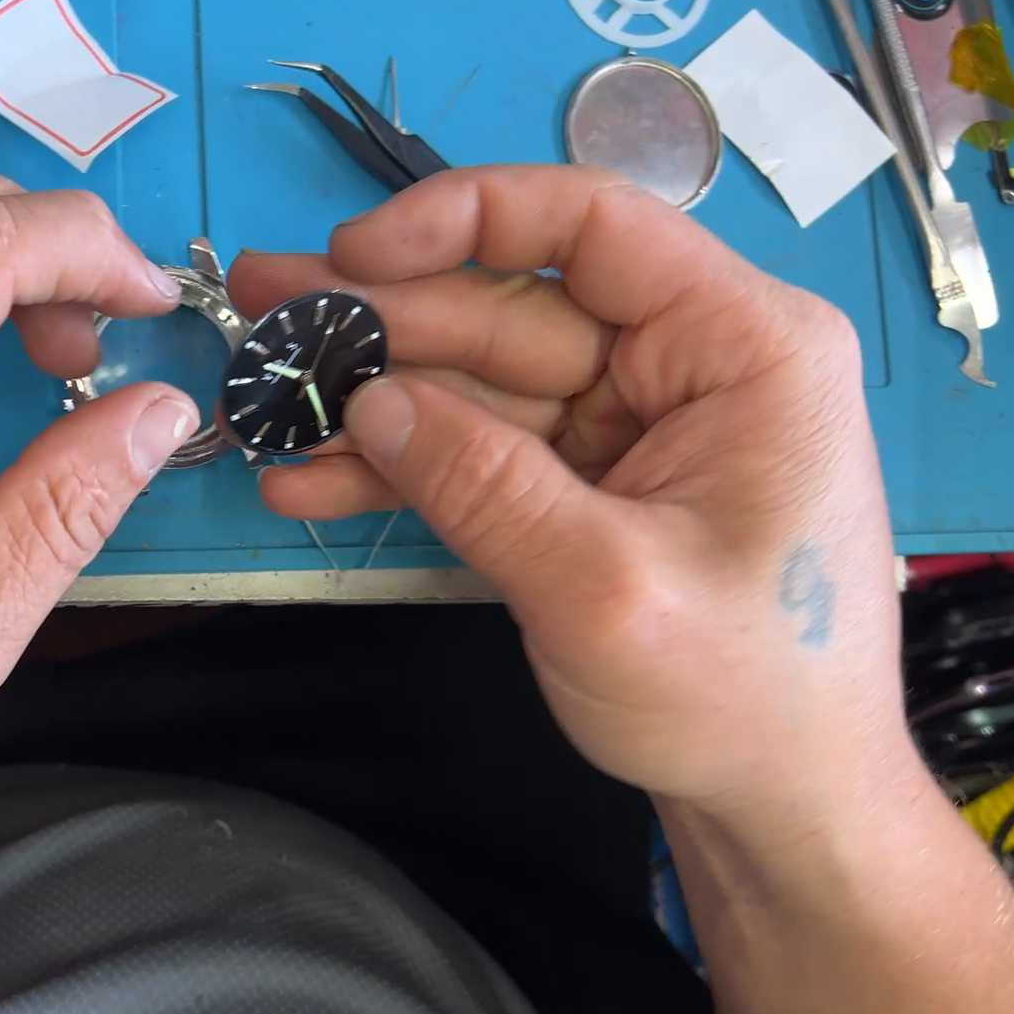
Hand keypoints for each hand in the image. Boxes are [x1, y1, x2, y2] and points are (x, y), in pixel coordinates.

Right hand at [229, 166, 908, 815]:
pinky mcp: (546, 482)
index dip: (458, 222)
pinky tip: (300, 481)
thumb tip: (365, 402)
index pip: (587, 228)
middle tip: (255, 316)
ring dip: (351, 403)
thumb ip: (483, 485)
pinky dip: (377, 470)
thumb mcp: (604, 586)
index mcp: (728, 350)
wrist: (758, 792)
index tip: (349, 255)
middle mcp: (657, 368)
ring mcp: (592, 429)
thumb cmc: (734, 692)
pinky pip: (450, 455)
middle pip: (489, 314)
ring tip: (257, 406)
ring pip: (451, 388)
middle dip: (366, 322)